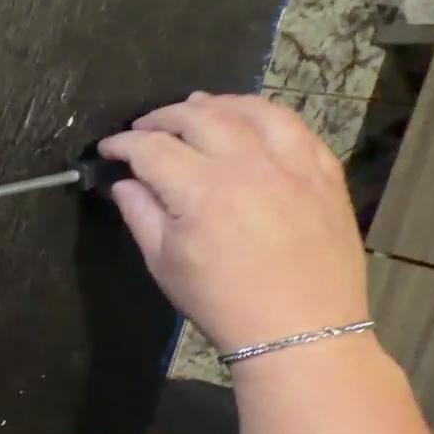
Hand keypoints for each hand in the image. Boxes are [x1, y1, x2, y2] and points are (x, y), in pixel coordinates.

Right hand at [98, 93, 368, 352]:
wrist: (300, 330)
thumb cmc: (219, 299)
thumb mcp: (162, 260)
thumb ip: (140, 212)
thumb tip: (125, 182)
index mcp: (201, 191)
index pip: (150, 148)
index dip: (122, 144)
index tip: (108, 150)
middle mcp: (248, 168)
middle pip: (200, 117)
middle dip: (163, 116)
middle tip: (144, 127)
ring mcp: (294, 169)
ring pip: (255, 111)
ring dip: (219, 104)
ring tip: (197, 107)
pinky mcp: (325, 178)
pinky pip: (298, 130)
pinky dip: (268, 117)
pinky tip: (251, 123)